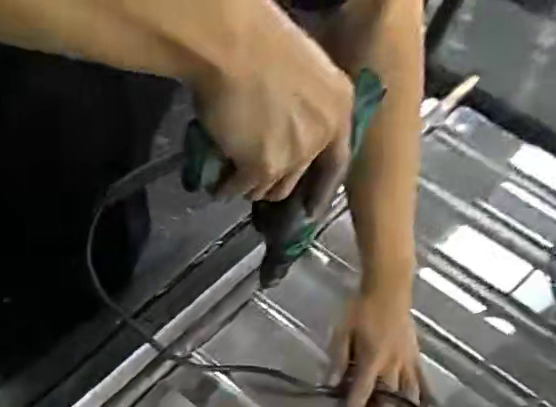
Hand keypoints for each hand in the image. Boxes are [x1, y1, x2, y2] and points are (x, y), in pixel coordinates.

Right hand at [189, 13, 352, 205]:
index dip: (322, 190)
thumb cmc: (261, 46)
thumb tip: (285, 136)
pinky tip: (216, 181)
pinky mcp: (263, 167)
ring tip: (229, 173)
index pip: (337, 163)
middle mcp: (322, 136)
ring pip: (266, 190)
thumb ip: (304, 111)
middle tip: (250, 176)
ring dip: (246, 186)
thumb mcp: (303, 76)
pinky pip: (239, 190)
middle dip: (271, 183)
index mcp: (339, 108)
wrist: (234, 46)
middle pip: (294, 182)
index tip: (311, 212)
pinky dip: (224, 188)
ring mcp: (294, 154)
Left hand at [330, 279, 425, 406]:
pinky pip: (423, 380)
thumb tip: (329, 385)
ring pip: (410, 393)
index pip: (361, 391)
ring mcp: (407, 360)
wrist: (389, 287)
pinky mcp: (416, 355)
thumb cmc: (360, 310)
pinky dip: (427, 397)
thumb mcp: (341, 334)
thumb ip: (337, 361)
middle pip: (389, 398)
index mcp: (370, 359)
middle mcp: (391, 364)